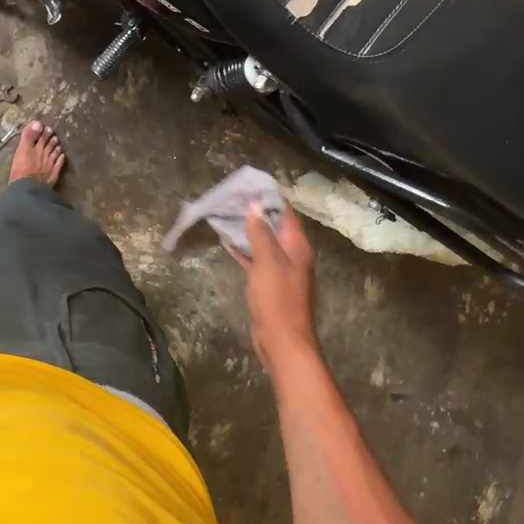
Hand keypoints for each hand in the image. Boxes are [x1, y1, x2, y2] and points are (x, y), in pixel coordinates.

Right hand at [230, 201, 319, 371]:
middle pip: (274, 225)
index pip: (285, 212)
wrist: (282, 340)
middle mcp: (292, 254)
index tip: (248, 183)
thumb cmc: (277, 298)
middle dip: (256, 211)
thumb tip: (254, 205)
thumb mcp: (267, 261)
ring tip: (226, 213)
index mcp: (297, 246)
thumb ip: (261, 233)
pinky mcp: (270, 283)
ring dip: (248, 229)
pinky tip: (227, 241)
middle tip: (232, 196)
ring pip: (263, 241)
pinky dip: (244, 249)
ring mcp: (281, 269)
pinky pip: (256, 258)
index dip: (269, 196)